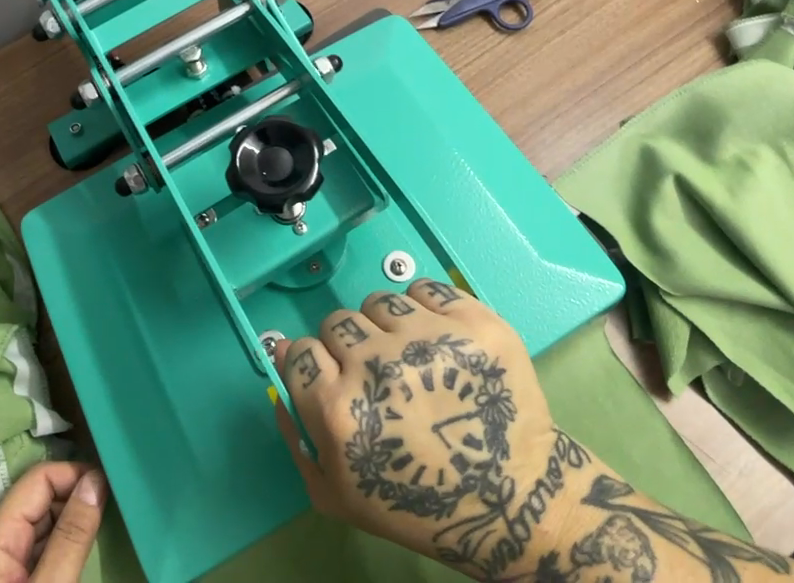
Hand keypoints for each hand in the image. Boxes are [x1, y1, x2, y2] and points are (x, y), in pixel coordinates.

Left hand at [0, 462, 108, 582]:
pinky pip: (32, 549)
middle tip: (112, 509)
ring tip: (100, 528)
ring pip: (36, 525)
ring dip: (68, 521)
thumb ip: (71, 536)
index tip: (111, 486)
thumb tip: (95, 480)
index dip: (75, 476)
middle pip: (37, 500)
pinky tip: (77, 552)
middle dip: (74, 498)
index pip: (38, 479)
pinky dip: (57, 544)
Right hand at [271, 279, 585, 577]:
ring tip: (409, 355)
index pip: (299, 351)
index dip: (311, 363)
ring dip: (386, 326)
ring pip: (380, 302)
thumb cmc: (418, 505)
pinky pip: (425, 288)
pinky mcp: (472, 323)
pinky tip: (435, 337)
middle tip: (375, 373)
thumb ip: (296, 435)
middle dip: (348, 346)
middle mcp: (378, 365)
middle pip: (338, 322)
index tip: (329, 375)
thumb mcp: (337, 495)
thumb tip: (281, 370)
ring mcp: (428, 339)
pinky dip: (424, 306)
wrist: (511, 499)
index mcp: (340, 410)